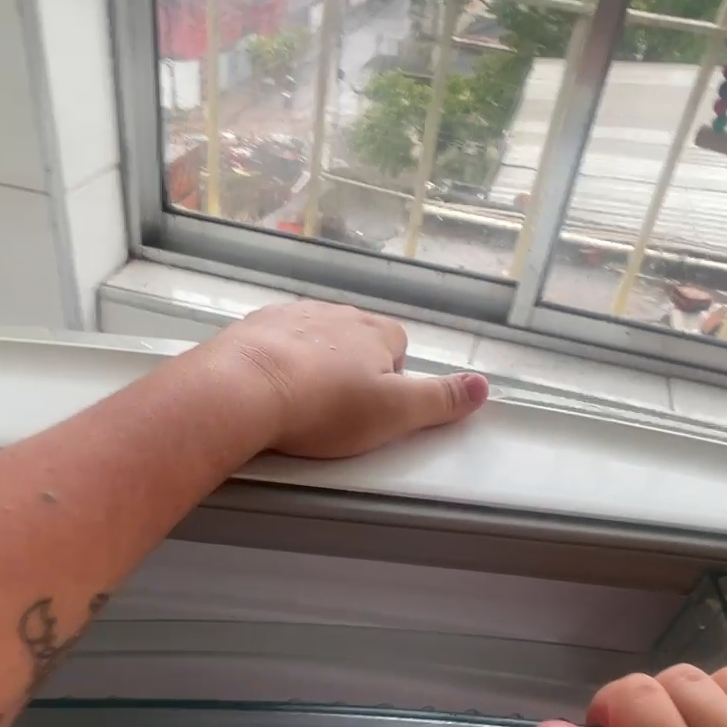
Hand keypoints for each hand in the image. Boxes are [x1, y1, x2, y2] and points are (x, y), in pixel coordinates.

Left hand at [204, 301, 488, 458]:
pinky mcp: (254, 327)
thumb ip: (441, 400)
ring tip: (301, 402)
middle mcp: (337, 314)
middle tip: (336, 411)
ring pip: (315, 338)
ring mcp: (292, 316)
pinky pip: (276, 342)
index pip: (398, 348)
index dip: (390, 381)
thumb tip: (483, 386)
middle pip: (356, 340)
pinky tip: (270, 388)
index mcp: (375, 332)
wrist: (243, 389)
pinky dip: (277, 361)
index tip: (373, 410)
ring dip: (314, 364)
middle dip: (351, 371)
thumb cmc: (324, 406)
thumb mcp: (395, 412)